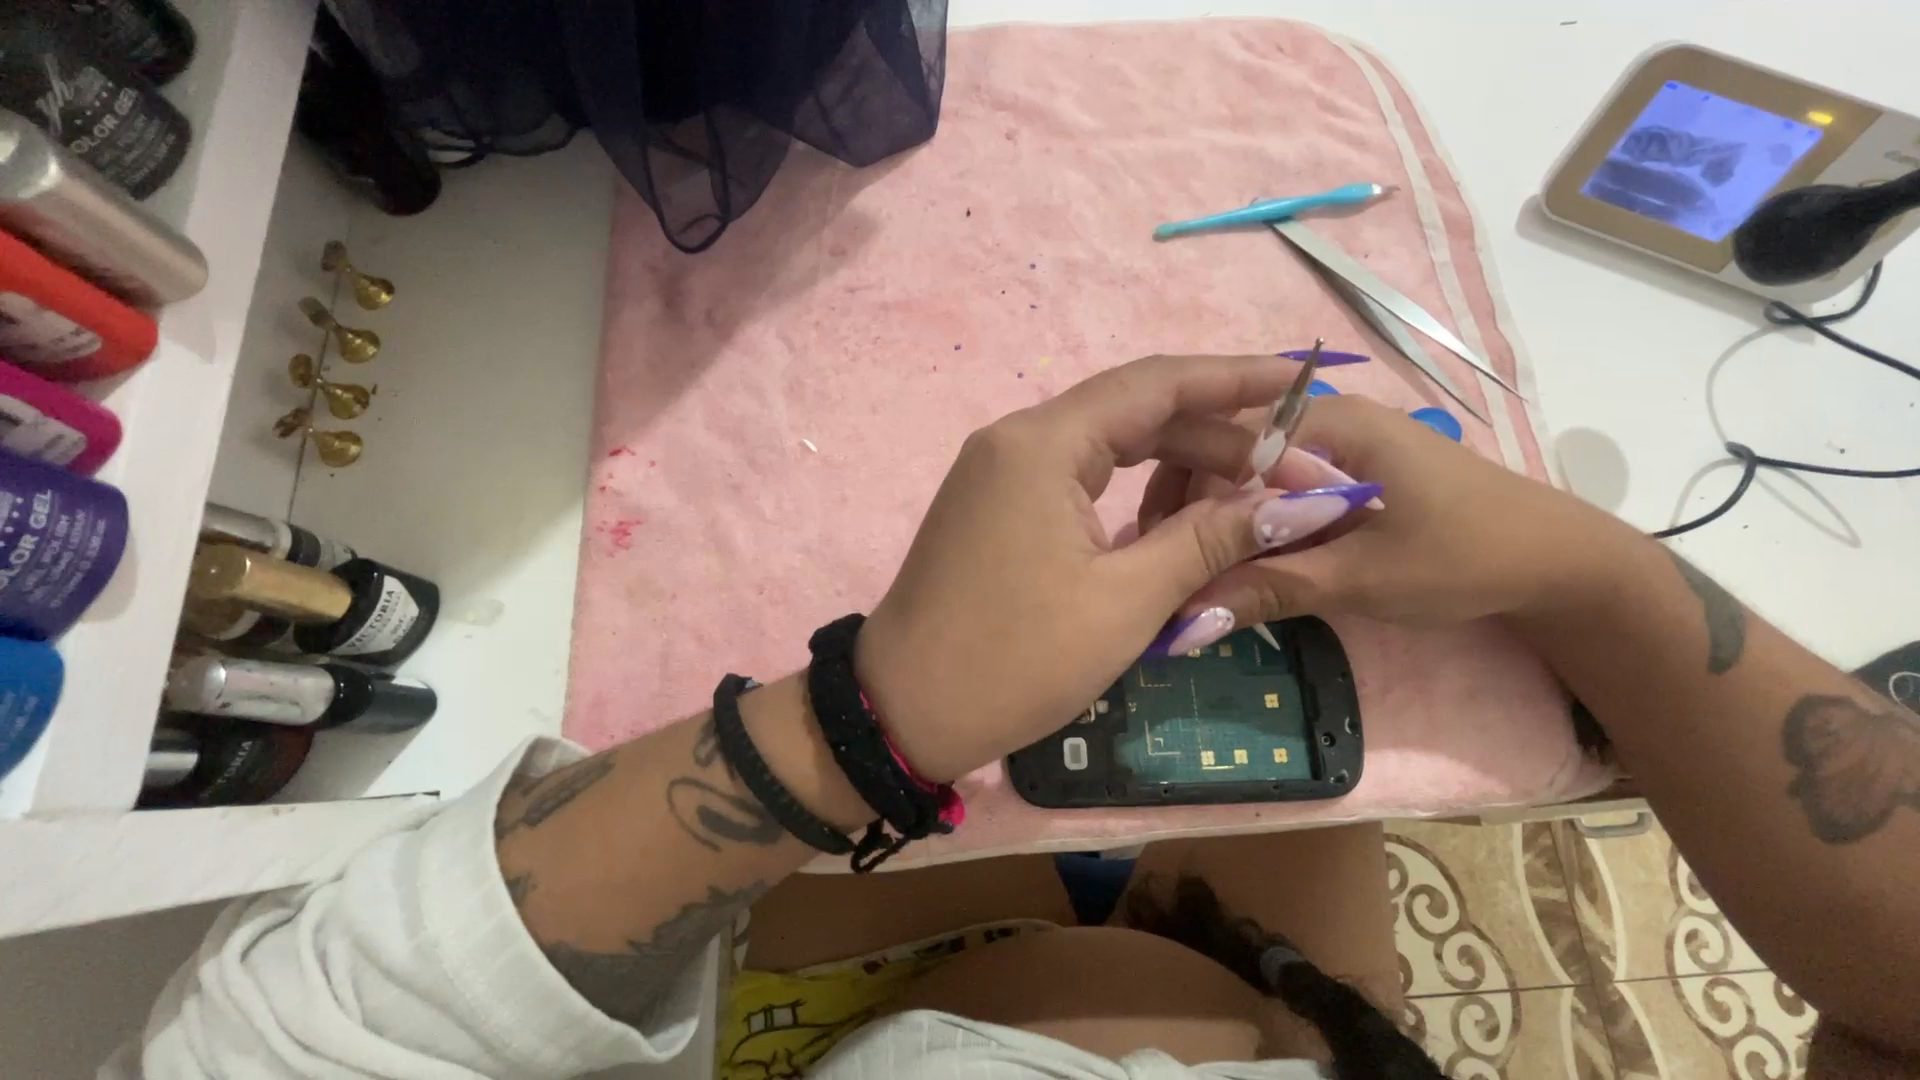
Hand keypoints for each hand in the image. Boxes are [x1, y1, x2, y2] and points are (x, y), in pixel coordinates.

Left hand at [854, 354, 1328, 781]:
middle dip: (1214, 435)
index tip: (1304, 378)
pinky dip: (1131, 493)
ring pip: (1106, 448)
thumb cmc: (1015, 660)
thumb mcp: (1126, 601)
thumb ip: (1211, 539)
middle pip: (1132, 412)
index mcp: (1042, 443)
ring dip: (1176, 466)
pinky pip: (1076, 480)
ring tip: (1248, 496)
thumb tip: (1295, 503)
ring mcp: (999, 474)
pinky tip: (1178, 518)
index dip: (1235, 379)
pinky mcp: (995, 508)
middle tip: (1290, 467)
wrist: (904, 711)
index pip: (1154, 383)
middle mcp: (1016, 440)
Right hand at [1153, 395, 1637, 636]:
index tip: (1154, 541)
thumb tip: (1183, 619)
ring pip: (1254, 474)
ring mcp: (1340, 449)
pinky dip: (1253, 523)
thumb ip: (1269, 589)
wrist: (1562, 565)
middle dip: (1192, 503)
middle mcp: (1327, 421)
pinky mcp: (1349, 478)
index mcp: (1328, 422)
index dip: (1178, 485)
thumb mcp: (1361, 577)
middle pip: (1231, 451)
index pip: (1221, 435)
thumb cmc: (1466, 555)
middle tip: (1166, 558)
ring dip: (1221, 517)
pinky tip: (1238, 559)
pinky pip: (1281, 491)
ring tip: (1191, 563)